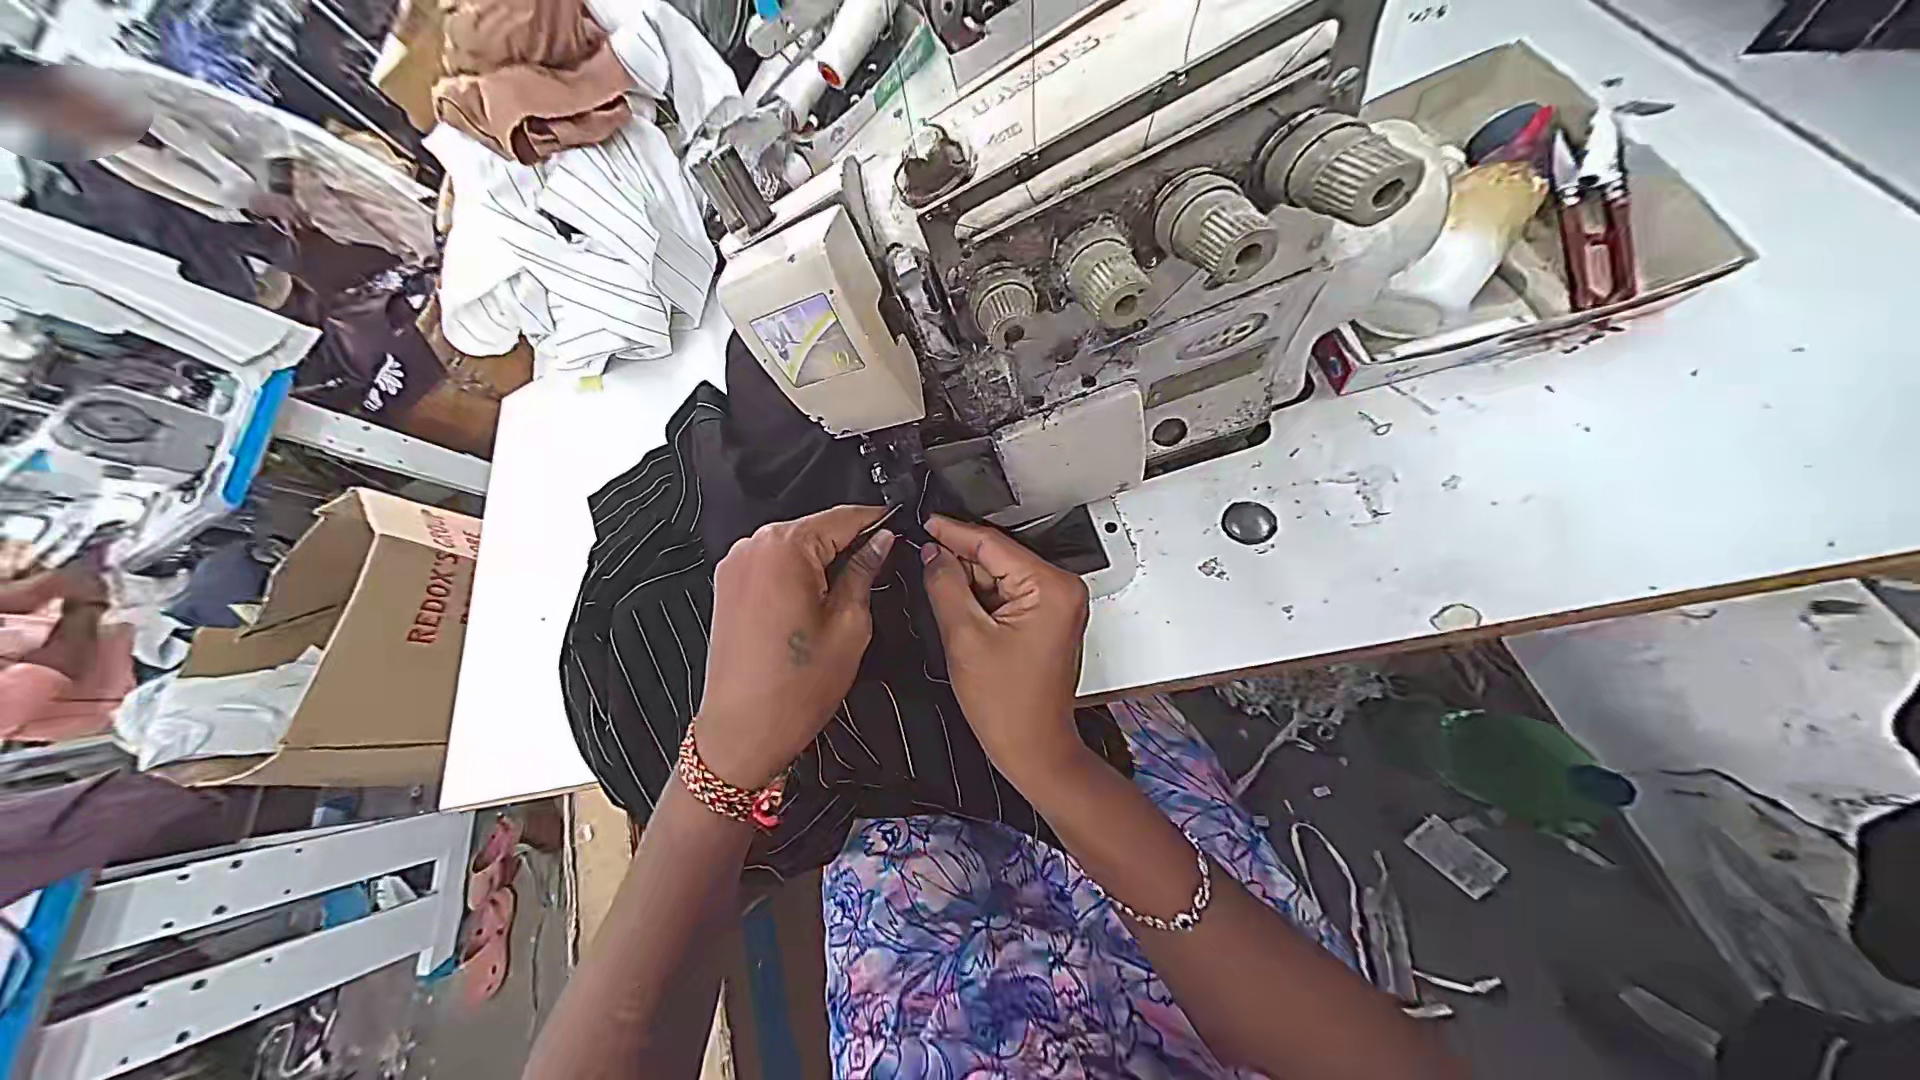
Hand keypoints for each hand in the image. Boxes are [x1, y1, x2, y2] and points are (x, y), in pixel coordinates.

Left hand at [694, 506, 893, 789]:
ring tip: (849, 591)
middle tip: (881, 564)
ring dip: (824, 559)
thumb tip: (880, 542)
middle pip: (817, 527)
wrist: (742, 732)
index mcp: (784, 548)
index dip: (877, 521)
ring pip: (796, 545)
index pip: (843, 516)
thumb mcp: (849, 623)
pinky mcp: (729, 586)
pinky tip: (817, 600)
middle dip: (851, 542)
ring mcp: (736, 566)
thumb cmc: (792, 689)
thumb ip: (865, 571)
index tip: (898, 527)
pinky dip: (799, 573)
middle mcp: (753, 548)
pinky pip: (774, 563)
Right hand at [919, 515, 1090, 786]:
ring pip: (999, 574)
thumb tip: (933, 552)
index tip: (927, 523)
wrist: (1032, 746)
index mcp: (1051, 588)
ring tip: (948, 608)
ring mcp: (1058, 603)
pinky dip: (982, 599)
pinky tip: (965, 617)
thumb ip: (944, 584)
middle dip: (959, 562)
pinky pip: (1008, 592)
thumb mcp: (964, 637)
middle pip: (998, 557)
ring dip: (968, 583)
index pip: (993, 543)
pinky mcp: (1048, 615)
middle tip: (925, 565)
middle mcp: (1062, 589)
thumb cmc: (1010, 706)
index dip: (953, 532)